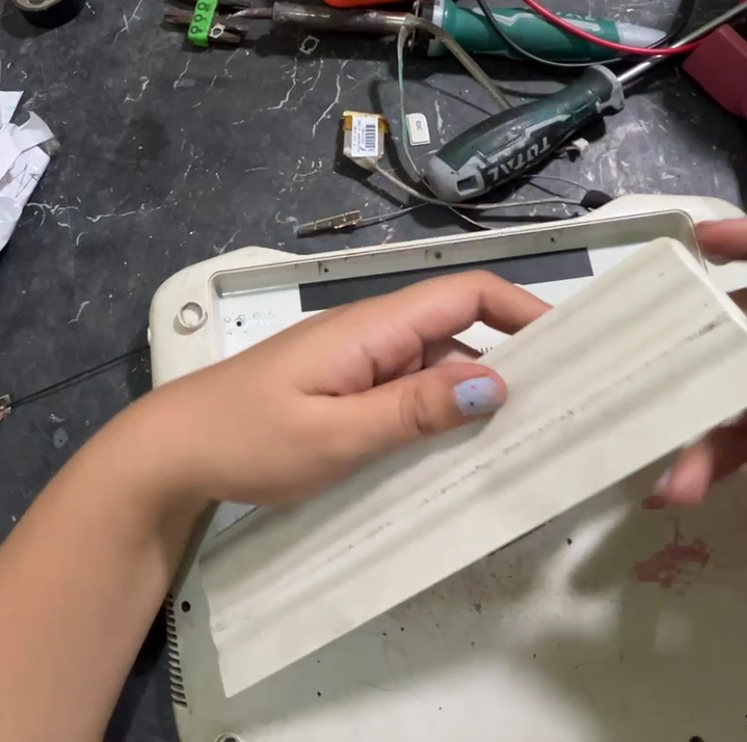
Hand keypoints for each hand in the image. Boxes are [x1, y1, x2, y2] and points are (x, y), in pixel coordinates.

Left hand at [108, 272, 548, 507]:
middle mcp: (370, 333)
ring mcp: (356, 360)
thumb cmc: (248, 437)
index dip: (522, 310)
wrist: (174, 450)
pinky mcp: (343, 387)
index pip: (463, 294)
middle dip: (511, 359)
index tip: (572, 348)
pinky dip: (438, 411)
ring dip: (476, 392)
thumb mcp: (336, 434)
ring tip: (525, 439)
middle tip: (562, 410)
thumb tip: (496, 381)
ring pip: (433, 362)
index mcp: (372, 327)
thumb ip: (413, 408)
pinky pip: (405, 389)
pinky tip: (458, 452)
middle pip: (456, 328)